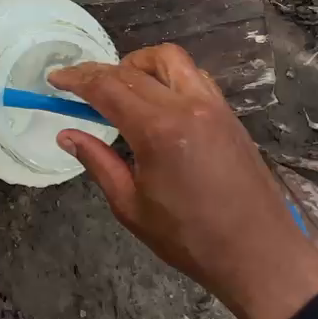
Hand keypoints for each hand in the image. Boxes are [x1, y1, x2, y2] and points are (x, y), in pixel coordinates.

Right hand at [49, 45, 317, 318]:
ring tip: (121, 85)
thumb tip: (66, 134)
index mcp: (158, 131)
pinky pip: (193, 75)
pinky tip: (157, 98)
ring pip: (167, 59)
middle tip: (78, 86)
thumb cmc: (191, 239)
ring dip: (137, 63)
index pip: (105, 86)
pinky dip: (167, 74)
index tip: (54, 79)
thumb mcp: (131, 207)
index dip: (75, 78)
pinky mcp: (228, 114)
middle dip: (98, 72)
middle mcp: (186, 107)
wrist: (263, 259)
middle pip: (130, 69)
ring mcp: (212, 106)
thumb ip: (97, 162)